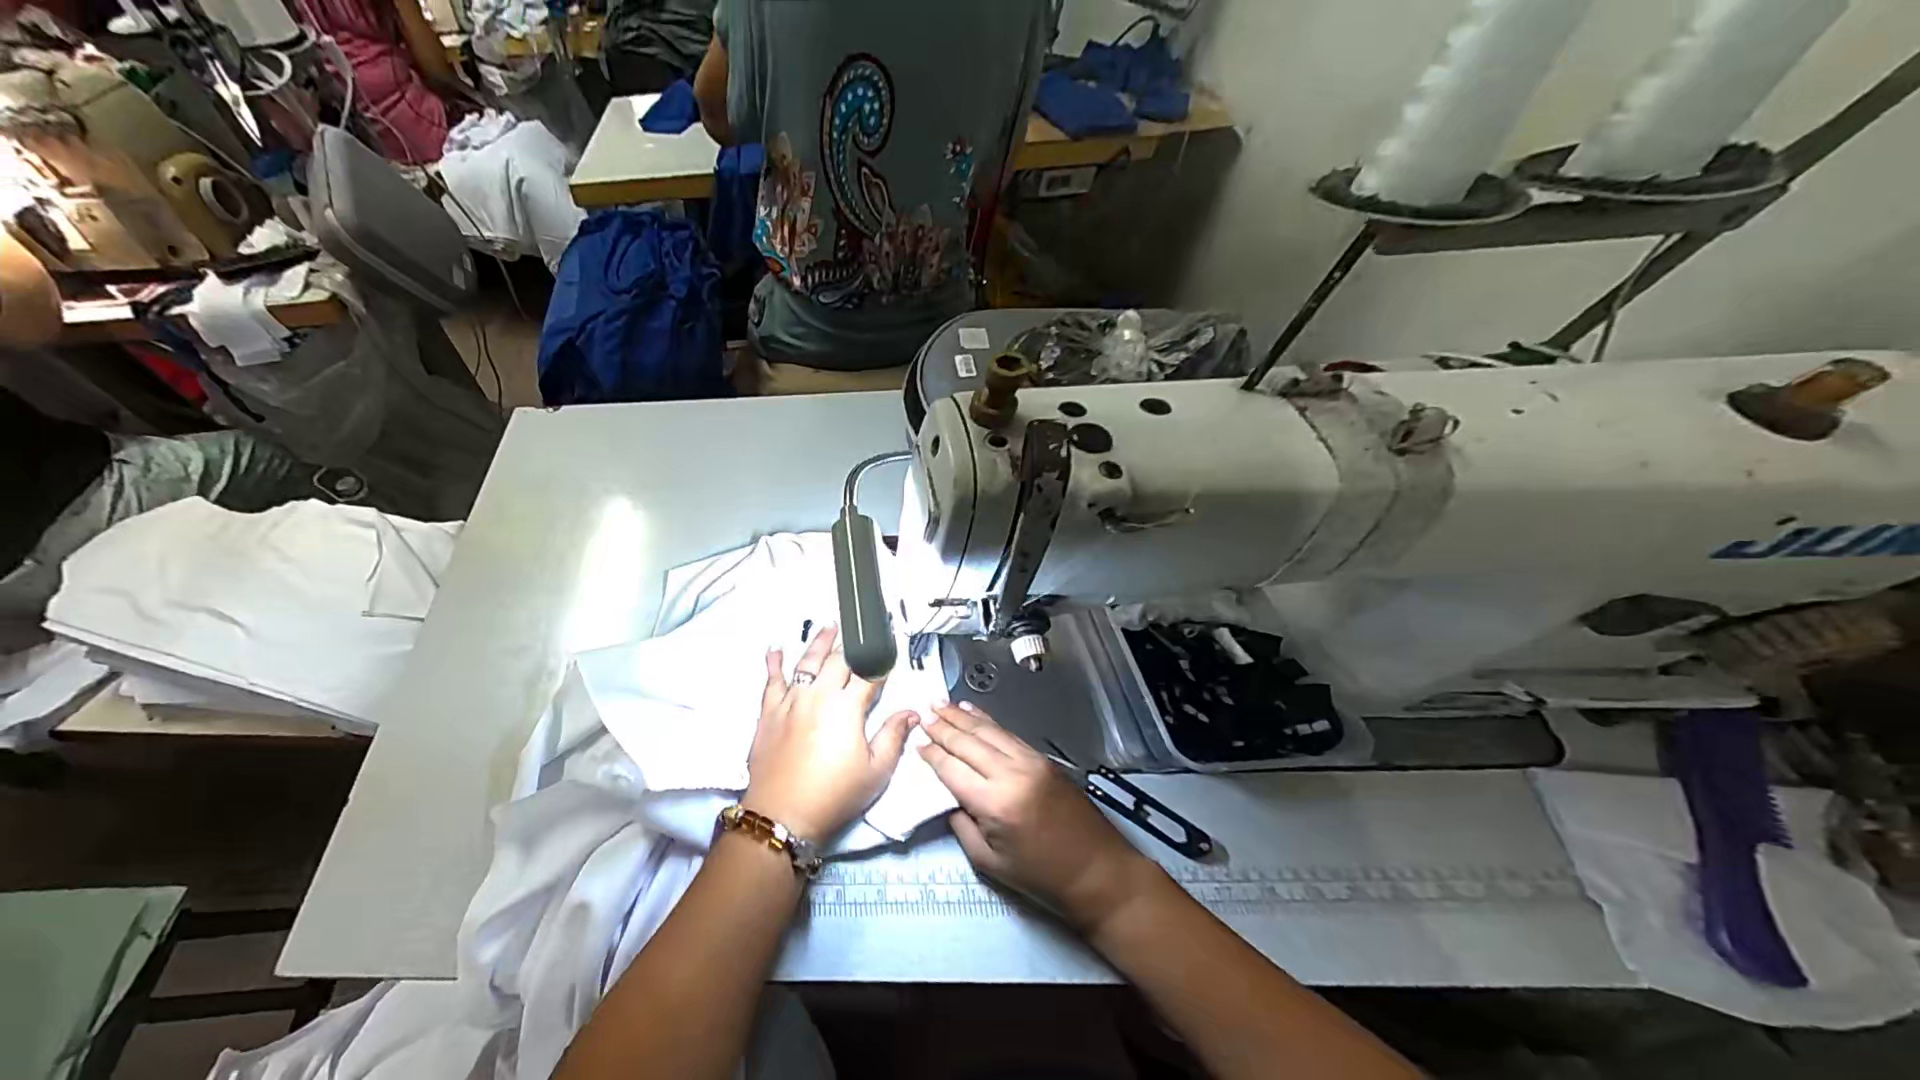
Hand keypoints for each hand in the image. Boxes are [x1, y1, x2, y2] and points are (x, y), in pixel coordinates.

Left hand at [745, 625, 916, 841]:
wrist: (782, 814)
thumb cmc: (835, 795)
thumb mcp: (876, 771)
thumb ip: (894, 736)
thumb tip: (911, 713)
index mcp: (848, 707)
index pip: (869, 675)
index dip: (881, 662)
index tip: (889, 651)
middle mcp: (820, 695)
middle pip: (838, 661)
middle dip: (851, 645)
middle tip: (859, 632)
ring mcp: (792, 701)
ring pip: (807, 662)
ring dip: (819, 643)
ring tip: (828, 627)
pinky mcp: (769, 712)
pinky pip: (772, 681)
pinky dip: (774, 663)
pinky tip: (776, 649)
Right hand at [919, 702, 1158, 933]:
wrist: (1096, 869)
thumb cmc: (1040, 876)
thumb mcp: (989, 861)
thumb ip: (963, 825)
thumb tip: (950, 798)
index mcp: (995, 803)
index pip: (953, 769)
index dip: (933, 754)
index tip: (916, 741)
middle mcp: (1011, 773)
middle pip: (970, 742)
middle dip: (944, 727)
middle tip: (924, 712)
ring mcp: (1030, 762)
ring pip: (990, 731)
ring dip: (964, 716)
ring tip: (942, 704)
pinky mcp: (1043, 759)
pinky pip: (1009, 735)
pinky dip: (989, 722)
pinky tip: (974, 713)